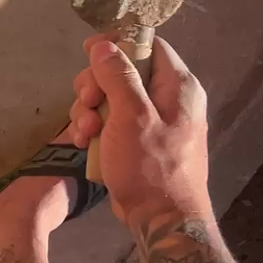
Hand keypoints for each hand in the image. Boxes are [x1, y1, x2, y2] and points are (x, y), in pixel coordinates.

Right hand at [66, 35, 210, 231]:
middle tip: (86, 103)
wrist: (160, 218)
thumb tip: (103, 44)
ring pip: (108, 96)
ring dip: (88, 110)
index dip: (117, 43)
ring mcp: (150, 119)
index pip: (148, 45)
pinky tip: (84, 142)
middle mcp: (167, 98)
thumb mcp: (131, 116)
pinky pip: (108, 119)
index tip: (89, 52)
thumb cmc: (151, 165)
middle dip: (94, 85)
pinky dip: (92, 127)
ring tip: (85, 133)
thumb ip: (118, 76)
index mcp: (178, 86)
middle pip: (120, 70)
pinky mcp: (135, 138)